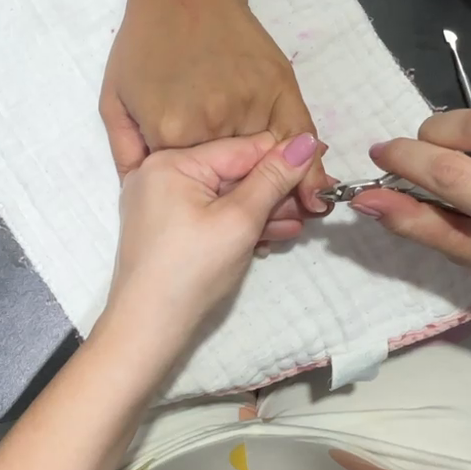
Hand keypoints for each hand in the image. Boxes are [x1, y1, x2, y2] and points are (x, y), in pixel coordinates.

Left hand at [101, 0, 329, 232]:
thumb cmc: (144, 43)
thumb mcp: (115, 100)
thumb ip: (127, 152)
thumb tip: (142, 191)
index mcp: (172, 135)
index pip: (201, 194)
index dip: (222, 214)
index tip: (236, 235)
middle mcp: (213, 124)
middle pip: (240, 184)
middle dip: (259, 211)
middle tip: (274, 229)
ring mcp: (248, 104)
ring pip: (270, 165)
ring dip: (285, 194)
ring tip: (295, 213)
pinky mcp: (278, 86)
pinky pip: (296, 135)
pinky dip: (306, 163)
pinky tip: (313, 187)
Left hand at [103, 131, 317, 352]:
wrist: (148, 328)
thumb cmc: (191, 272)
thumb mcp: (239, 221)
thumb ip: (273, 179)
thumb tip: (307, 142)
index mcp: (170, 162)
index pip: (242, 148)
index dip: (285, 159)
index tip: (322, 172)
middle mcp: (160, 173)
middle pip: (233, 170)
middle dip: (276, 189)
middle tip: (316, 204)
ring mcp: (161, 202)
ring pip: (224, 195)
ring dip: (264, 209)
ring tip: (303, 221)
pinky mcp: (168, 227)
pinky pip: (210, 213)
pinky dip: (240, 223)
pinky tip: (276, 233)